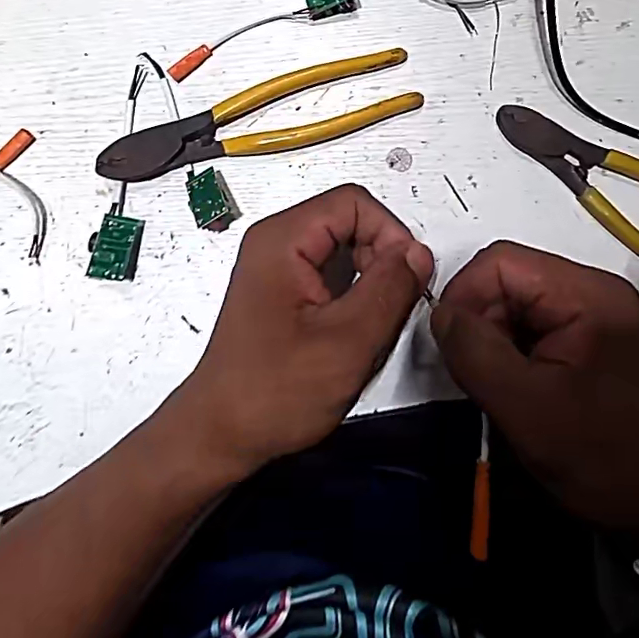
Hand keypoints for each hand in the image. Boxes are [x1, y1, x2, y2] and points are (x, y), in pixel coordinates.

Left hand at [168, 184, 434, 475]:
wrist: (221, 435)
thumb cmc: (268, 395)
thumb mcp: (346, 342)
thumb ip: (390, 290)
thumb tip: (417, 253)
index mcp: (282, 240)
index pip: (355, 202)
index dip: (390, 233)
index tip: (405, 274)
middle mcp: (277, 243)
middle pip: (351, 220)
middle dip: (381, 259)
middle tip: (389, 304)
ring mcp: (279, 265)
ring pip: (346, 248)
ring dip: (370, 281)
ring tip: (367, 325)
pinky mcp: (285, 288)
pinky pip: (334, 272)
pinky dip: (354, 296)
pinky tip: (352, 332)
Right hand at [431, 241, 638, 590]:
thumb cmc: (608, 462)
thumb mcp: (527, 409)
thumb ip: (475, 352)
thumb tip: (440, 314)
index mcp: (588, 296)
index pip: (501, 262)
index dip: (464, 295)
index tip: (449, 343)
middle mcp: (594, 292)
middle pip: (508, 278)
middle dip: (479, 319)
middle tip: (475, 372)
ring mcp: (593, 314)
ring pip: (515, 301)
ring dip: (493, 337)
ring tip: (499, 385)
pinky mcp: (588, 336)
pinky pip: (531, 323)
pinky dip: (510, 349)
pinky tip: (516, 385)